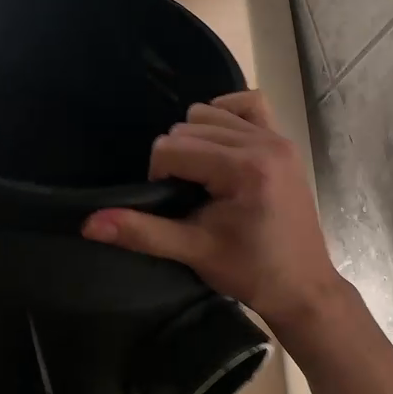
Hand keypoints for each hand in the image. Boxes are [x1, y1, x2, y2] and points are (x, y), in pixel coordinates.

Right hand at [81, 90, 344, 330]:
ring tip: (203, 179)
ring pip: (208, 113)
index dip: (160, 177)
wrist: (304, 289)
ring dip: (194, 141)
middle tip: (187, 198)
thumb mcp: (192, 251)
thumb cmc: (250, 271)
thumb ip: (140, 231)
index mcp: (244, 169)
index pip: (172, 148)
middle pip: (186, 128)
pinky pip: (247, 104)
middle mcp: (262, 143)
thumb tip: (88, 224)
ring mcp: (276, 138)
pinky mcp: (283, 141)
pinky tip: (218, 146)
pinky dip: (225, 115)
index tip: (176, 208)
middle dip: (175, 160)